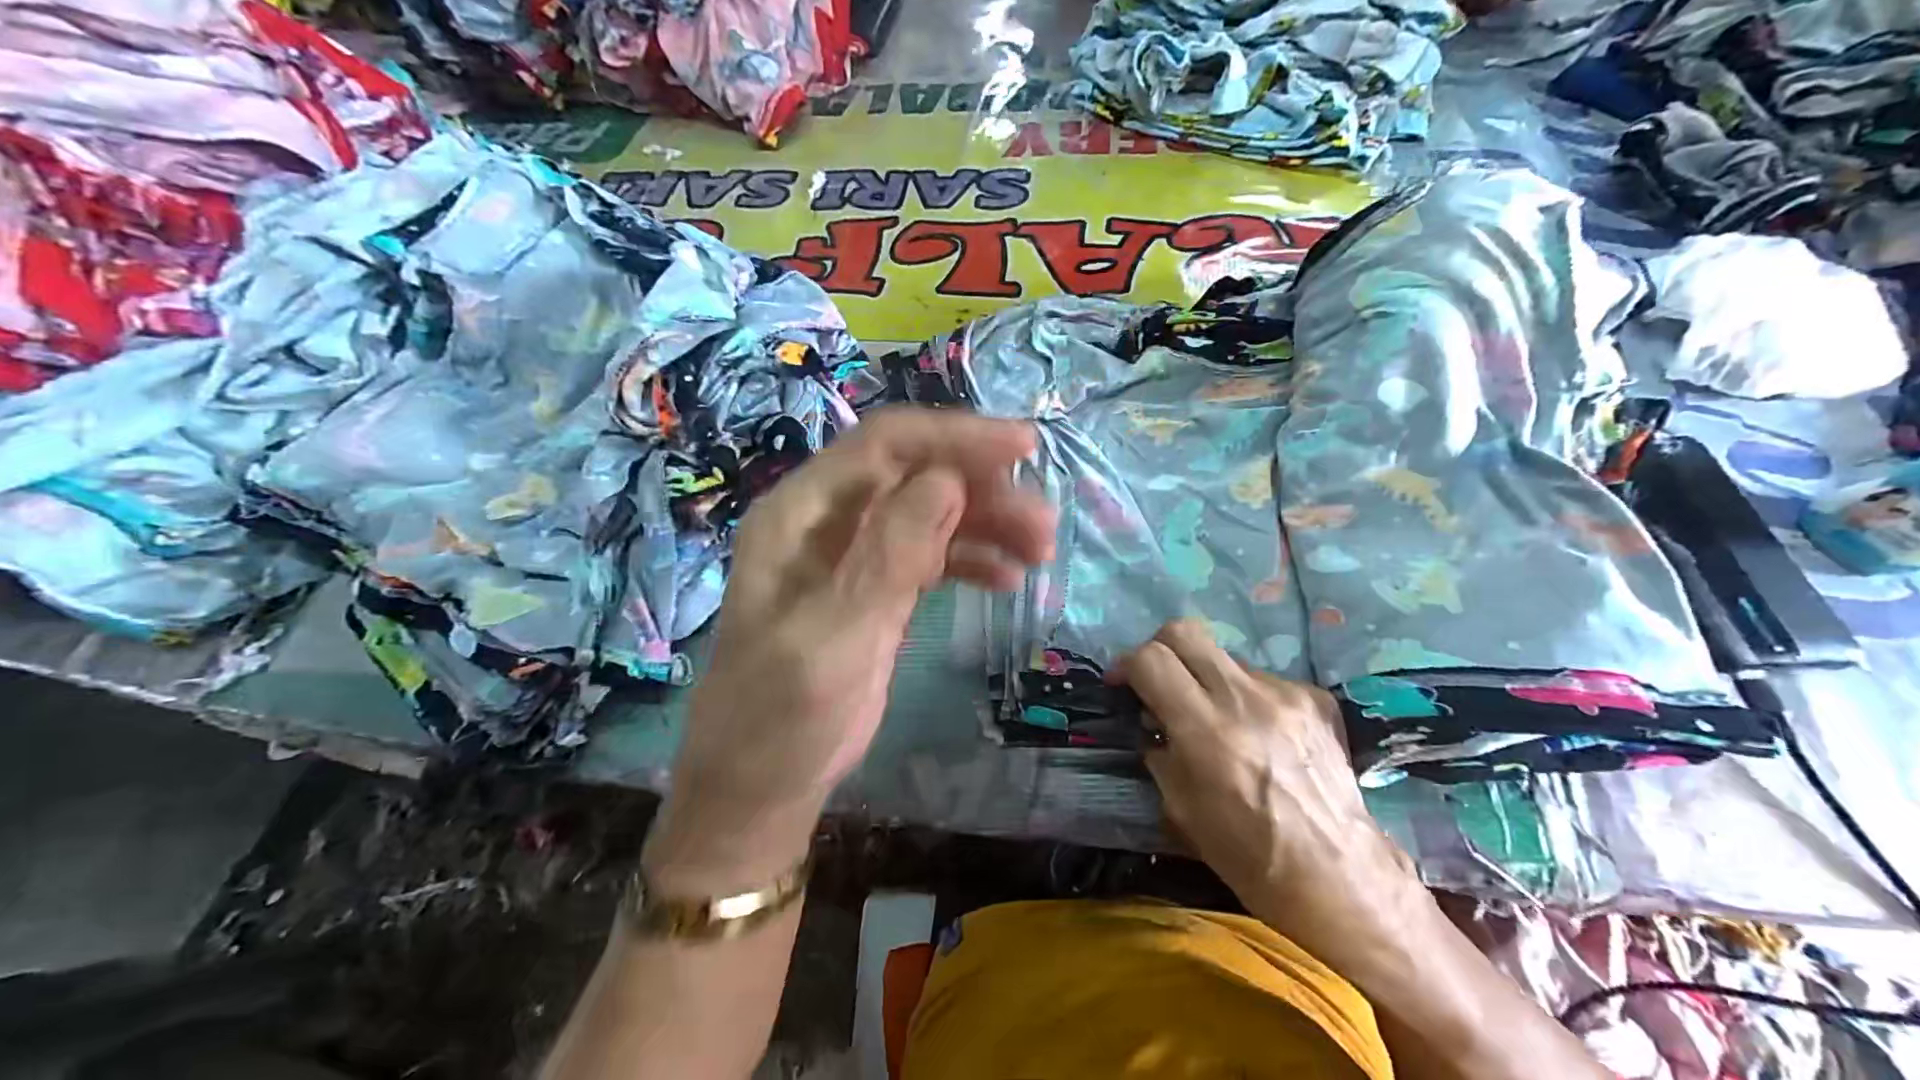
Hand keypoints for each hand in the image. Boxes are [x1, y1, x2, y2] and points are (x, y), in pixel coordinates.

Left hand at [646, 407, 1054, 892]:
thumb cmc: (779, 717)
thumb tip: (948, 479)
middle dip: (983, 488)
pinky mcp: (877, 593)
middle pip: (915, 475)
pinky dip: (972, 560)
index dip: (953, 436)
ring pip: (931, 514)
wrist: (760, 788)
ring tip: (1040, 553)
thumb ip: (887, 557)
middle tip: (1044, 526)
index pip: (884, 446)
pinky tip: (1008, 581)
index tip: (1024, 447)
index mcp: (801, 513)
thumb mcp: (832, 638)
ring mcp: (855, 558)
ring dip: (987, 524)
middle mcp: (828, 522)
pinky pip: (932, 557)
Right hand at [1112, 618, 1426, 963]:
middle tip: (1157, 681)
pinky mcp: (1316, 699)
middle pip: (1185, 632)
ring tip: (1216, 719)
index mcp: (1205, 730)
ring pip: (1226, 658)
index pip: (1152, 660)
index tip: (1121, 684)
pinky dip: (1248, 699)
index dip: (1126, 664)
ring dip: (1207, 679)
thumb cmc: (1246, 853)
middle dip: (1160, 649)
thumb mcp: (1179, 806)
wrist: (1335, 876)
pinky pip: (1264, 681)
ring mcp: (1285, 694)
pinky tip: (1258, 734)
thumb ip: (1160, 750)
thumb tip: (1152, 722)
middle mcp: (1245, 699)